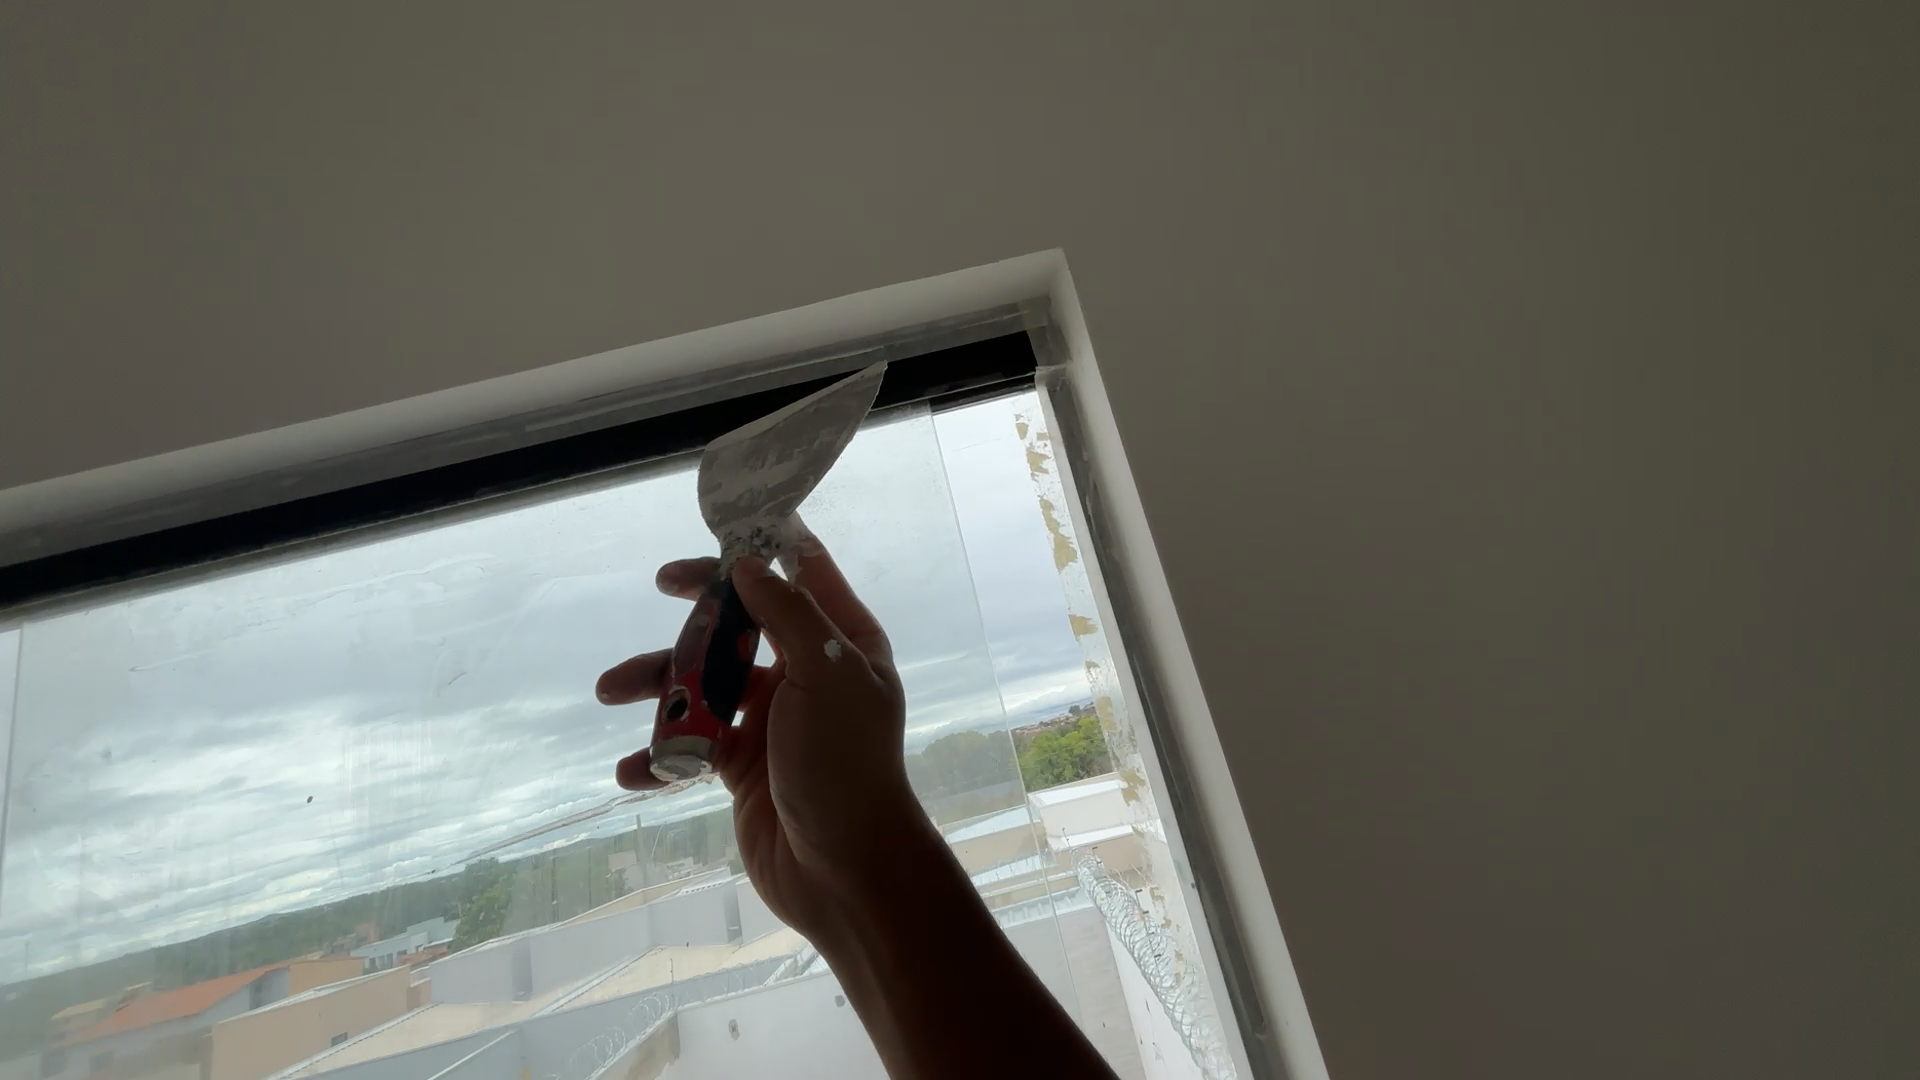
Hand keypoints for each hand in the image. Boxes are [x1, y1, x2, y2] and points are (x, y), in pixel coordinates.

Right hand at [596, 543, 932, 941]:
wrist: (843, 868)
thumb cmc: (843, 762)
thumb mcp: (826, 674)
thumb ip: (789, 614)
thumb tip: (750, 562)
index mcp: (840, 640)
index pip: (806, 571)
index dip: (771, 543)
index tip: (725, 523)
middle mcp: (808, 670)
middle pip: (747, 619)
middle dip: (704, 604)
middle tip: (665, 582)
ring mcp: (774, 716)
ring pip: (708, 680)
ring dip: (661, 683)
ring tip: (609, 689)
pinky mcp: (744, 762)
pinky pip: (694, 743)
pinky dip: (663, 753)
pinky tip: (634, 769)